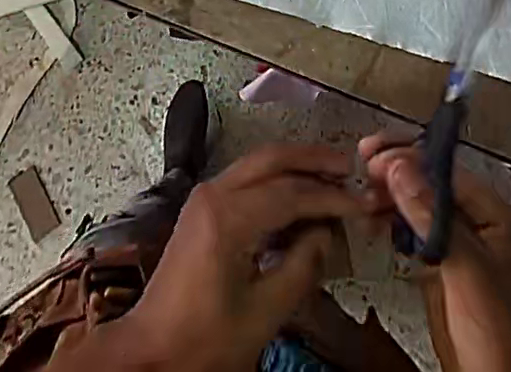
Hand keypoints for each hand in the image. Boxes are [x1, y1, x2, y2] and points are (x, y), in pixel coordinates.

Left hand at [85, 144, 370, 371]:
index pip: (290, 193)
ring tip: (331, 172)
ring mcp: (205, 196)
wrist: (149, 352)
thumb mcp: (262, 313)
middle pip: (272, 159)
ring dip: (295, 164)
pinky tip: (298, 194)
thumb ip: (301, 267)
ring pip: (258, 163)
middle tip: (349, 166)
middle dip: (313, 158)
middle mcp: (214, 193)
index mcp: (227, 217)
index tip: (361, 201)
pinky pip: (246, 179)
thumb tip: (325, 232)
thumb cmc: (204, 340)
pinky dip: (276, 179)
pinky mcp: (202, 207)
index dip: (330, 196)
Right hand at [361, 132, 510, 371]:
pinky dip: (395, 223)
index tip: (374, 156)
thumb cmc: (502, 336)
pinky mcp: (447, 270)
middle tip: (363, 167)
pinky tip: (374, 221)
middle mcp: (479, 225)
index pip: (447, 171)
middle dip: (398, 172)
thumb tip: (398, 167)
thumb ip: (433, 218)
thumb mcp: (467, 272)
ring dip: (392, 197)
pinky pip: (417, 234)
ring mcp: (463, 248)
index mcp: (495, 216)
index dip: (409, 158)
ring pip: (422, 207)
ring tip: (363, 197)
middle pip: (434, 184)